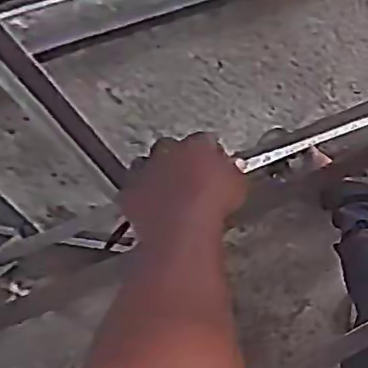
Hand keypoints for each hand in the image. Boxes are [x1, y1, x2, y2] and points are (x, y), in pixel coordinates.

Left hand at [119, 134, 246, 241]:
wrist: (181, 227)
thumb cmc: (214, 202)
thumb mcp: (238, 185)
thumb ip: (232, 171)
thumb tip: (231, 166)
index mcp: (198, 146)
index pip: (205, 140)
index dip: (211, 150)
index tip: (217, 161)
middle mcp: (168, 152)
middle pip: (170, 146)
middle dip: (179, 156)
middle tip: (191, 172)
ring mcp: (144, 170)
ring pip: (147, 163)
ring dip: (156, 171)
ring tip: (170, 187)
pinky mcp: (129, 190)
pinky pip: (134, 186)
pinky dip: (143, 192)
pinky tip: (155, 202)